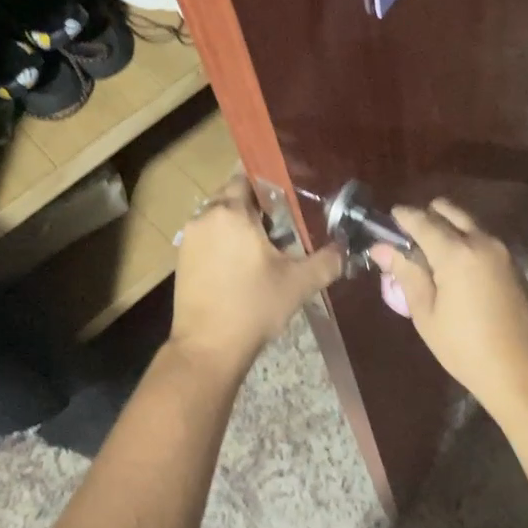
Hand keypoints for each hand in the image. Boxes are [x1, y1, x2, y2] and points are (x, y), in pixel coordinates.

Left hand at [171, 175, 343, 371]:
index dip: (270, 187)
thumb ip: (327, 260)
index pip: (249, 178)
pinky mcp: (181, 259)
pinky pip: (207, 236)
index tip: (289, 203)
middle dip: (255, 206)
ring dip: (238, 224)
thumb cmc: (254, 308)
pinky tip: (241, 265)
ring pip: (218, 216)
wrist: (207, 348)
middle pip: (232, 195)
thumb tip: (345, 246)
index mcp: (232, 212)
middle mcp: (206, 216)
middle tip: (281, 226)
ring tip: (262, 247)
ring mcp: (189, 238)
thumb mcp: (299, 284)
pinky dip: (223, 241)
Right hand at [372, 199, 527, 419]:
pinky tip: (452, 267)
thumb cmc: (466, 348)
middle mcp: (482, 241)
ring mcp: (502, 251)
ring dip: (446, 226)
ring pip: (468, 222)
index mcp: (457, 253)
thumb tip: (382, 248)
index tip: (386, 220)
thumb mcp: (427, 314)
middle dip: (426, 215)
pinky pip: (481, 238)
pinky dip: (463, 240)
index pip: (422, 220)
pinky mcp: (513, 264)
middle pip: (449, 210)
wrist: (524, 372)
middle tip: (407, 238)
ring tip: (428, 254)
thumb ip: (407, 274)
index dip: (402, 217)